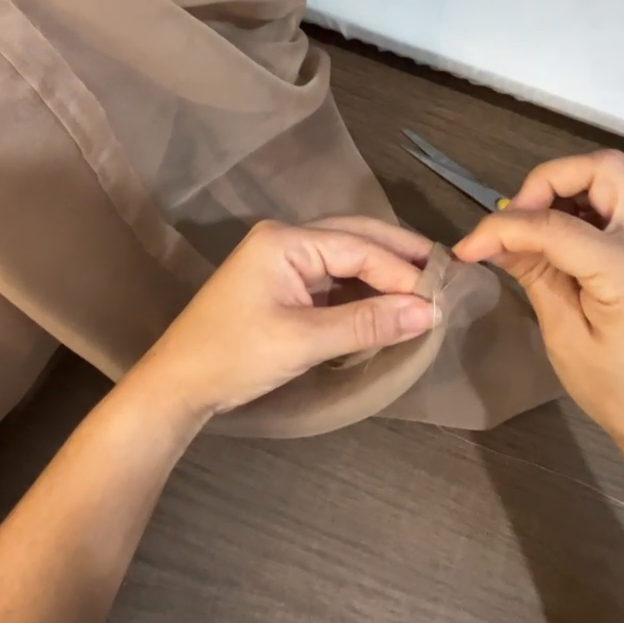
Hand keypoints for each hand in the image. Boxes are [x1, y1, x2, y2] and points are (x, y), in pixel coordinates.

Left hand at [129, 217, 441, 418]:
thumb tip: (428, 312)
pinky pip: (330, 278)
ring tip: (423, 290)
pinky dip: (359, 290)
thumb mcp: (303, 341)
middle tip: (445, 276)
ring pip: (344, 257)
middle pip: (355, 238)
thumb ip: (366, 323)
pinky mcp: (280, 285)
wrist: (178, 384)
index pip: (359, 248)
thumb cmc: (234, 356)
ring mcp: (280, 261)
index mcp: (285, 240)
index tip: (440, 300)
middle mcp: (284, 240)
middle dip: (399, 257)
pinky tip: (385, 304)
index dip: (401, 273)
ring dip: (381, 273)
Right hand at [453, 151, 623, 458]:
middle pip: (604, 168)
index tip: (468, 247)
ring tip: (533, 230)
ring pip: (614, 178)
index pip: (555, 225)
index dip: (502, 228)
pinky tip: (557, 242)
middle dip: (548, 181)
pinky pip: (620, 204)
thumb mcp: (563, 336)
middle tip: (518, 219)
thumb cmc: (617, 391)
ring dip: (566, 190)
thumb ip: (534, 274)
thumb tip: (493, 240)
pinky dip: (582, 208)